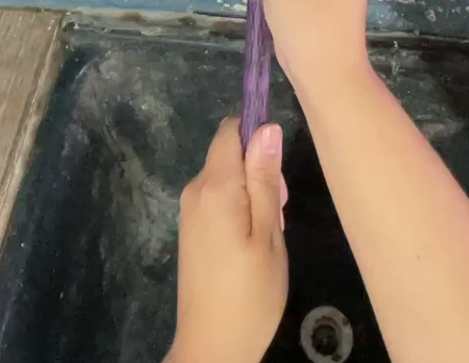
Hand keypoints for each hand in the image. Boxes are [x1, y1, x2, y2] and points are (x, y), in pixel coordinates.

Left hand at [167, 118, 287, 362]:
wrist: (211, 349)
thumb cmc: (249, 294)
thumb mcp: (269, 234)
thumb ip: (266, 179)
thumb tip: (267, 127)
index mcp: (215, 186)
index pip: (230, 130)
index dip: (256, 136)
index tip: (277, 170)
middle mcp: (196, 189)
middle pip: (230, 154)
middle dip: (259, 170)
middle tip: (279, 214)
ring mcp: (190, 210)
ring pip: (226, 177)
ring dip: (252, 193)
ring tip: (268, 235)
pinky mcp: (191, 229)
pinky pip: (218, 199)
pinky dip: (239, 209)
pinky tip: (252, 245)